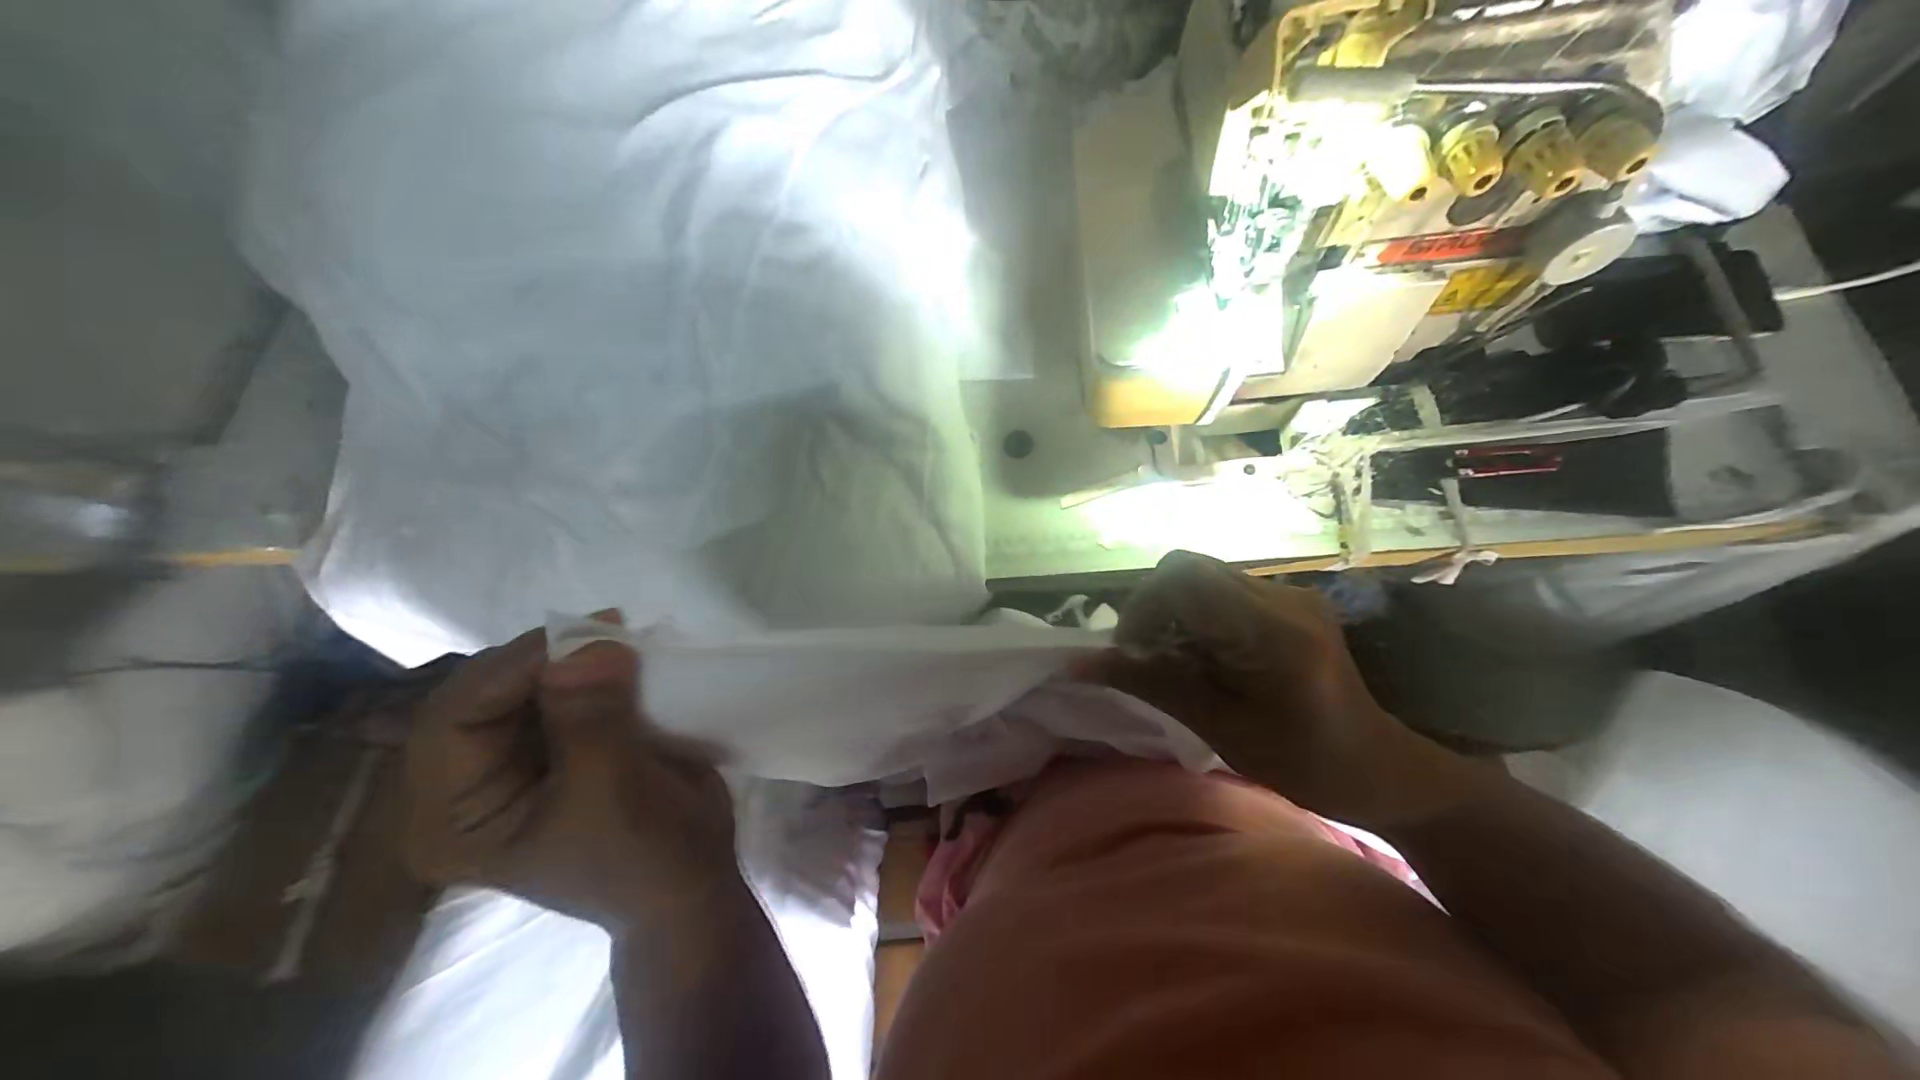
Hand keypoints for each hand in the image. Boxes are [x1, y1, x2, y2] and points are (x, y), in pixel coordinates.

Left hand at [403, 618, 739, 933]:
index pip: (451, 721)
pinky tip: (623, 651)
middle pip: (483, 693)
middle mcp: (468, 781)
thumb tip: (587, 644)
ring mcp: (514, 759)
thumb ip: (591, 718)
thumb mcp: (610, 793)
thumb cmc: (642, 856)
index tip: (579, 637)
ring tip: (618, 632)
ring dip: (570, 655)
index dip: (509, 671)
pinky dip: (592, 665)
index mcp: (450, 815)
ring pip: (524, 682)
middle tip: (606, 626)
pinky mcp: (558, 742)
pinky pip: (562, 687)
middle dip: (542, 658)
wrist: (691, 880)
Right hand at [1086, 550, 1456, 827]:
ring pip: (1202, 577)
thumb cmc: (1303, 763)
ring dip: (1173, 612)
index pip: (1183, 576)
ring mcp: (1290, 594)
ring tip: (1173, 660)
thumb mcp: (1219, 727)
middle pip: (1188, 568)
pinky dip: (1196, 616)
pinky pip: (1223, 591)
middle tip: (1144, 657)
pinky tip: (1203, 656)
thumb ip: (1150, 683)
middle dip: (1152, 608)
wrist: (1380, 768)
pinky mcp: (1290, 601)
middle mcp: (1283, 596)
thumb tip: (1077, 663)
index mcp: (1272, 630)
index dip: (1141, 607)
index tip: (1129, 653)